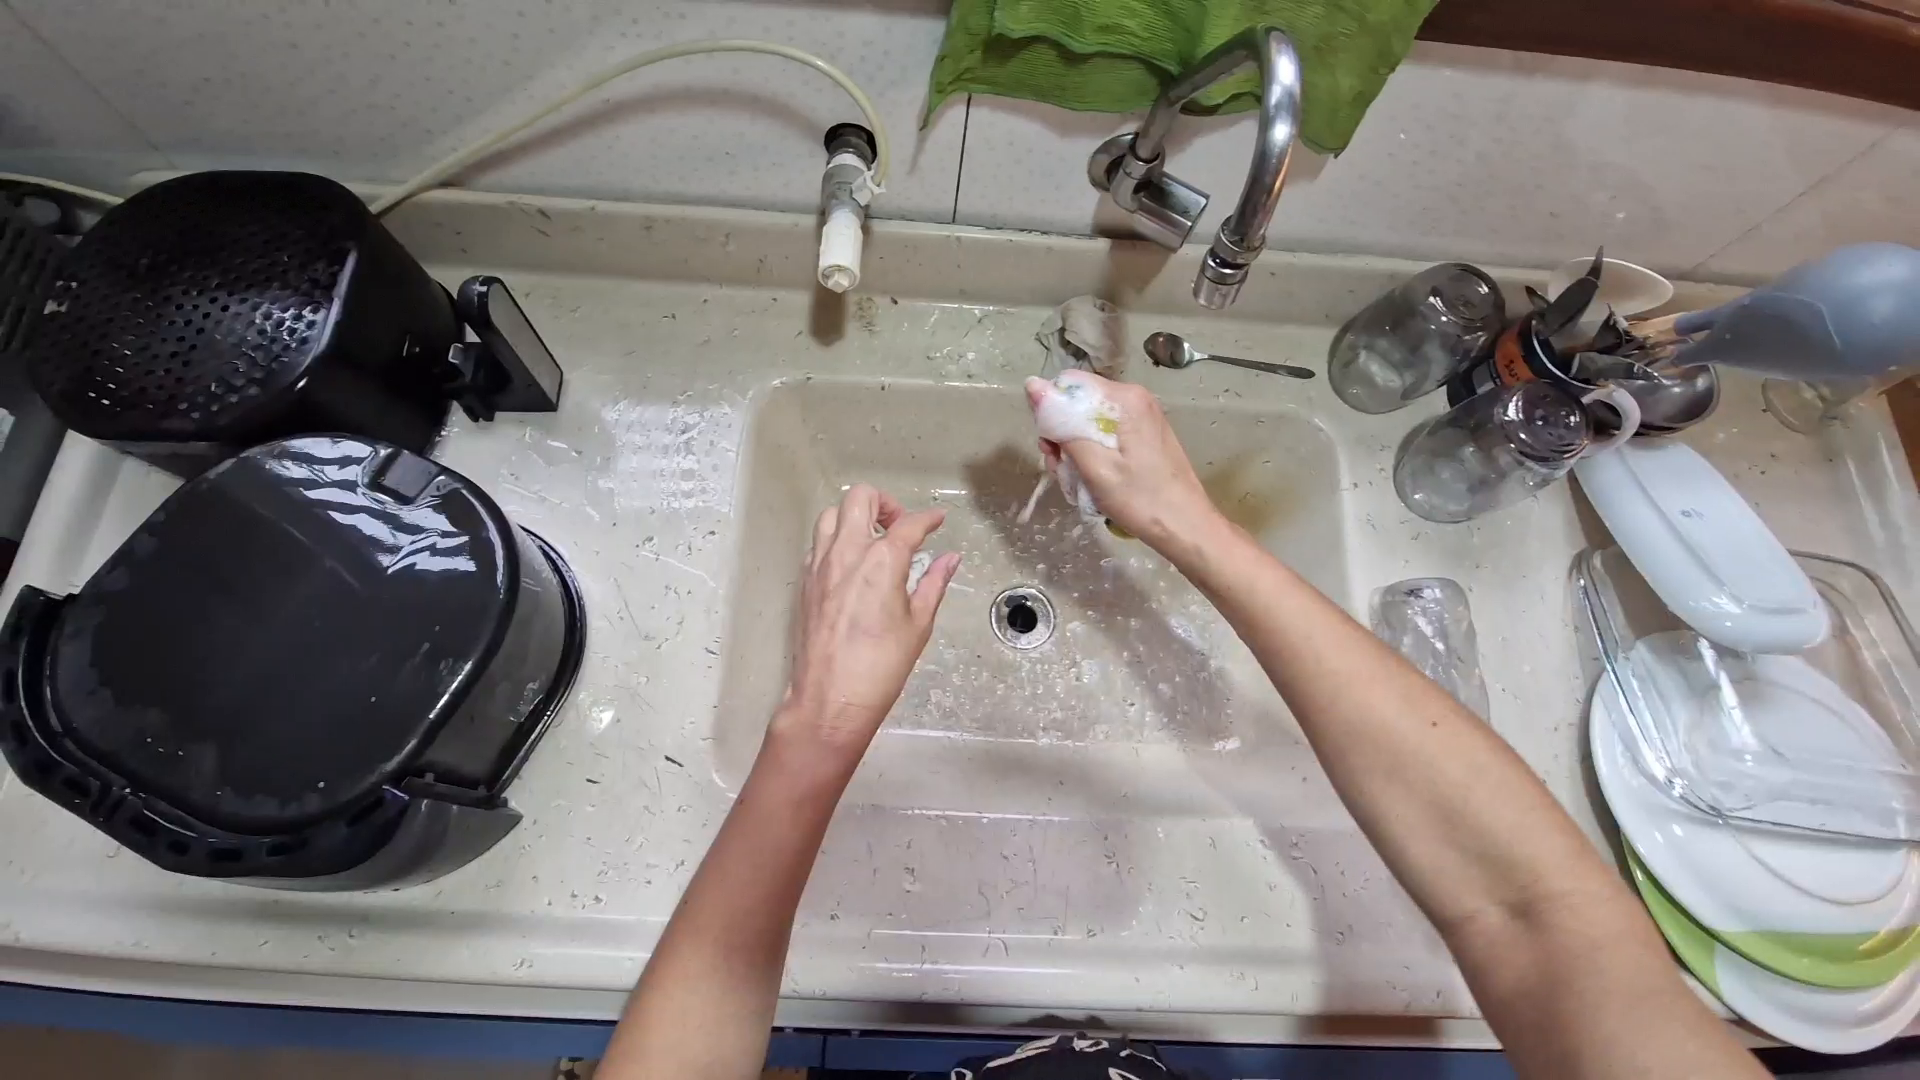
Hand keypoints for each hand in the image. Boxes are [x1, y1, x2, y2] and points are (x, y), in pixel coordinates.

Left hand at [774, 484, 960, 757]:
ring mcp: (820, 564)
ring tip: (872, 539)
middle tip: (899, 526)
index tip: (938, 520)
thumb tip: (950, 559)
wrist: (830, 699)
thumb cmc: (881, 666)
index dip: (928, 518)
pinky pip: (818, 543)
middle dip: (884, 503)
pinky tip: (851, 563)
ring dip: (854, 516)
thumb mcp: (919, 624)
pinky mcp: (805, 581)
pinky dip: (836, 540)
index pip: (909, 524)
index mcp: (881, 561)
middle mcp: (847, 552)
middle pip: (860, 498)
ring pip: (831, 514)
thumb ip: (934, 583)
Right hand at [1024, 374, 1219, 550]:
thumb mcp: (1094, 466)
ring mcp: (1142, 415)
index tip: (1051, 448)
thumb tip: (1032, 385)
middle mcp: (1134, 398)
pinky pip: (1106, 432)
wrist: (1185, 526)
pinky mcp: (1145, 433)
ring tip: (1076, 480)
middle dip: (1062, 434)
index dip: (1050, 412)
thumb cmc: (1139, 499)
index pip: (1069, 385)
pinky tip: (1093, 477)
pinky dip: (1093, 452)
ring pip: (1090, 420)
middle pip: (1080, 403)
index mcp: (1124, 398)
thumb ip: (1062, 425)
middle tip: (1061, 469)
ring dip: (1074, 448)